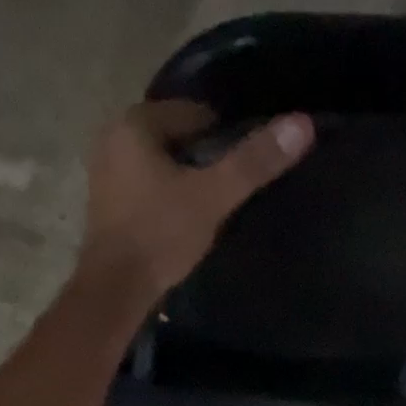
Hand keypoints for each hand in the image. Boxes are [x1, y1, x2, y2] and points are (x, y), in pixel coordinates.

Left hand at [77, 101, 314, 298]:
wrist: (113, 292)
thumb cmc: (159, 235)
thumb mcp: (214, 196)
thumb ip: (254, 161)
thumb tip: (303, 123)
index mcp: (134, 123)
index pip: (194, 113)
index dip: (224, 138)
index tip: (242, 167)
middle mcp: (111, 139)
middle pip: (176, 139)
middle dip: (202, 159)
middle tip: (227, 190)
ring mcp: (102, 174)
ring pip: (159, 165)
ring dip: (184, 181)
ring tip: (209, 207)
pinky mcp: (103, 206)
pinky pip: (144, 188)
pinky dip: (163, 198)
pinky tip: (180, 223)